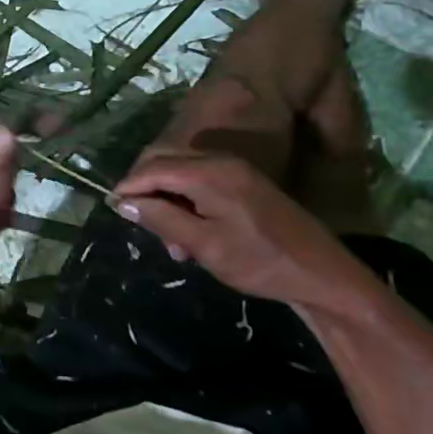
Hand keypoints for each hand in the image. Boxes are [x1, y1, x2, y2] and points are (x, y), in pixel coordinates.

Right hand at [111, 151, 377, 314]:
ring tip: (172, 240)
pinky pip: (200, 178)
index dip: (128, 187)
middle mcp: (220, 160)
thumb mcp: (203, 245)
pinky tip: (190, 230)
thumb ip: (160, 219)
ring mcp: (234, 167)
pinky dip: (186, 199)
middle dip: (146, 191)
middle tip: (142, 227)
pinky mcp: (244, 179)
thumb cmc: (259, 262)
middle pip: (164, 162)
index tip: (111, 209)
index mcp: (209, 172)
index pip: (152, 168)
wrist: (321, 273)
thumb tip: (122, 202)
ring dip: (166, 198)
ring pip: (181, 171)